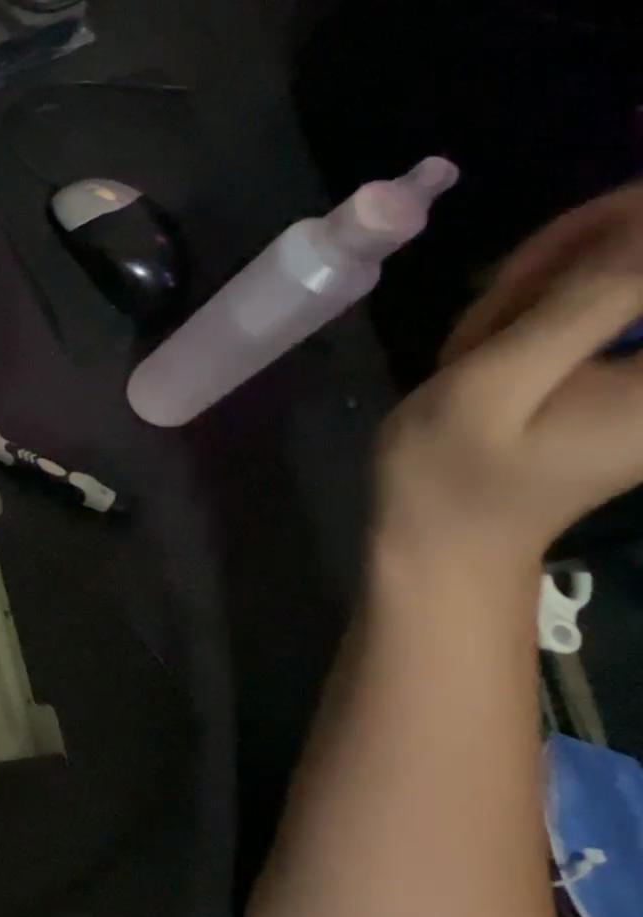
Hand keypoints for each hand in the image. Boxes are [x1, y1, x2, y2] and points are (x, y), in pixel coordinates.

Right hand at [374, 183, 642, 574]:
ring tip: (479, 341)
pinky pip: (610, 308)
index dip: (616, 224)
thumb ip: (587, 298)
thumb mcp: (499, 381)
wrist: (444, 540)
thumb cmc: (452, 473)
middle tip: (486, 309)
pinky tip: (499, 344)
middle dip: (574, 258)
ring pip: (623, 276)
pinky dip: (552, 310)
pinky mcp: (637, 376)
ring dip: (550, 287)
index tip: (532, 261)